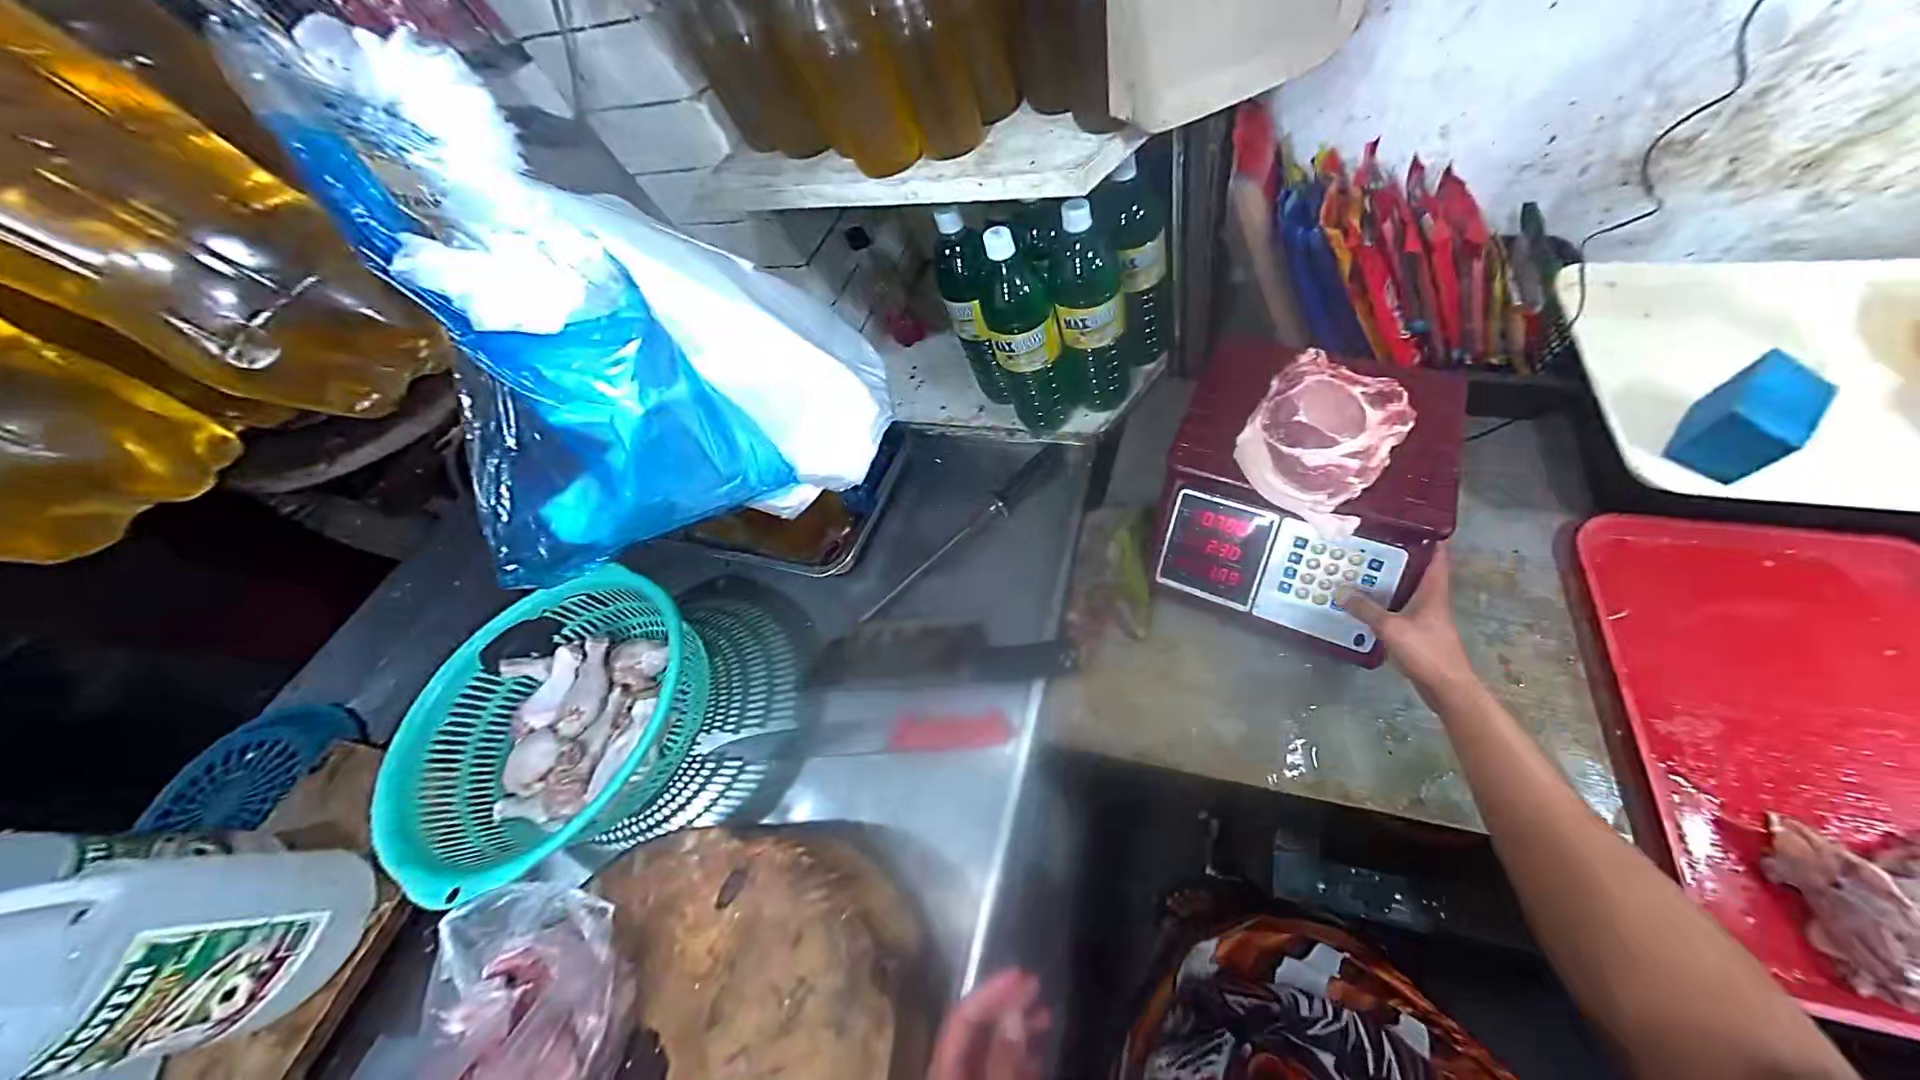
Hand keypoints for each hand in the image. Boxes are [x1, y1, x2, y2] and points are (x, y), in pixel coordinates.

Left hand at [927, 969, 1051, 1079]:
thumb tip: (1015, 1012)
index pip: (963, 1016)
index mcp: (942, 1068)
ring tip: (1046, 1016)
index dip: (990, 991)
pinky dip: (1015, 1060)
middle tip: (1036, 986)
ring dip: (1017, 1031)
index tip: (1020, 973)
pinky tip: (1038, 1055)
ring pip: (987, 1049)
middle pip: (975, 1029)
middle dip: (1006, 1005)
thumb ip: (1002, 1058)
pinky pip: (993, 1071)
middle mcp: (948, 1070)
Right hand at [1336, 543, 1475, 694]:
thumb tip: (1341, 591)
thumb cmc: (1425, 650)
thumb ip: (1365, 609)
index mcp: (1433, 593)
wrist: (1446, 686)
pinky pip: (1399, 610)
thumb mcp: (1390, 627)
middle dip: (1402, 559)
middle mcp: (1432, 602)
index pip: (1438, 559)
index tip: (1420, 525)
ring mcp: (1426, 618)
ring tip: (1364, 571)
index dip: (1433, 541)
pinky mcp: (1419, 633)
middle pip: (1419, 573)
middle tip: (1377, 545)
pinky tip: (1366, 605)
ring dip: (1390, 582)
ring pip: (1407, 592)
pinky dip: (1385, 604)